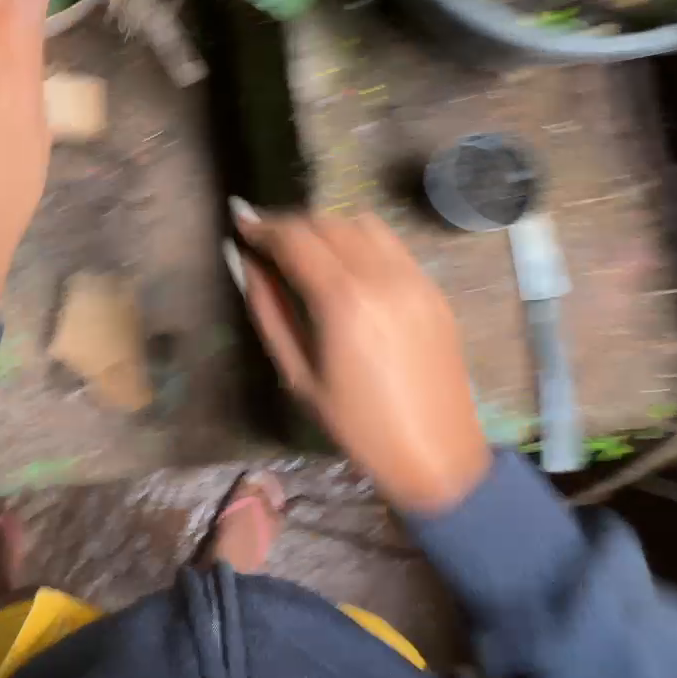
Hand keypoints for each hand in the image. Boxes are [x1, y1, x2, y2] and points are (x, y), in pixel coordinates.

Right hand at [227, 204, 491, 513]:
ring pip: (361, 223)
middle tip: (265, 240)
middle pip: (327, 222)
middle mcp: (382, 278)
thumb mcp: (297, 375)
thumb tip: (246, 264)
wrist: (436, 455)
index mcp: (343, 302)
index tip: (241, 224)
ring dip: (326, 227)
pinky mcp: (433, 288)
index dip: (262, 227)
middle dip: (290, 224)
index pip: (295, 238)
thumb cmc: (357, 425)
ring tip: (305, 250)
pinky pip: (390, 244)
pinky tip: (345, 266)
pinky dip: (359, 240)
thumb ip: (268, 310)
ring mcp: (414, 279)